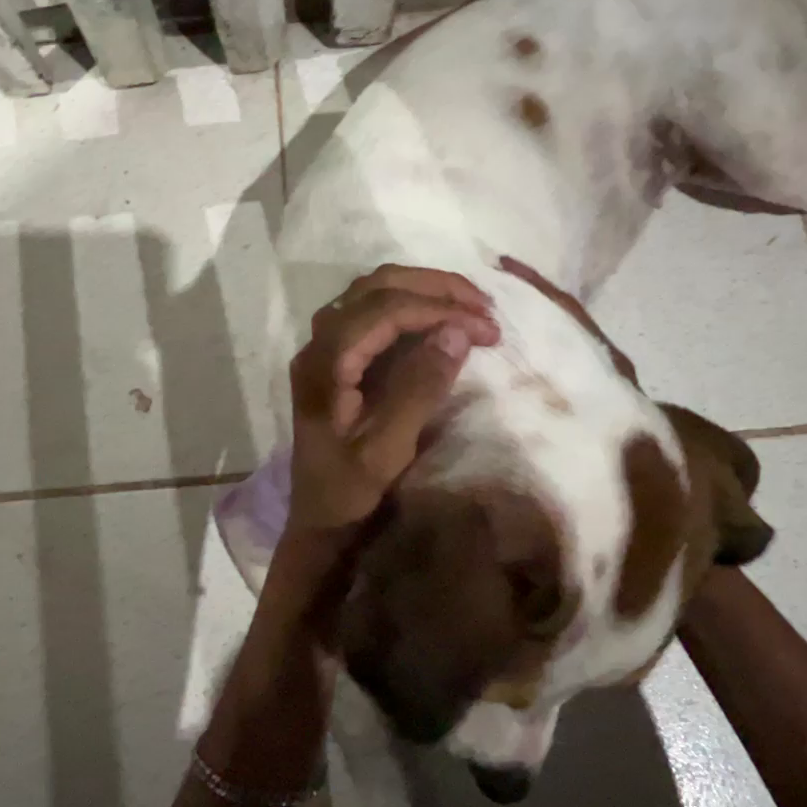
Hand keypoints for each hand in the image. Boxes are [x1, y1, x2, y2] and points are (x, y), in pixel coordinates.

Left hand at [287, 265, 499, 535]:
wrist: (318, 520)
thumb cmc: (349, 492)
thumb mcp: (388, 450)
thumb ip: (419, 388)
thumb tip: (457, 332)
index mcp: (325, 363)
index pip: (386, 310)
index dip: (440, 309)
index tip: (488, 326)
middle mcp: (319, 343)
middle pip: (377, 286)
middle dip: (435, 287)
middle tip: (485, 306)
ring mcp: (324, 346)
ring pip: (373, 291)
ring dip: (423, 290)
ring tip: (470, 306)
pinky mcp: (336, 355)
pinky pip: (372, 310)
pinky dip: (411, 305)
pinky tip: (442, 319)